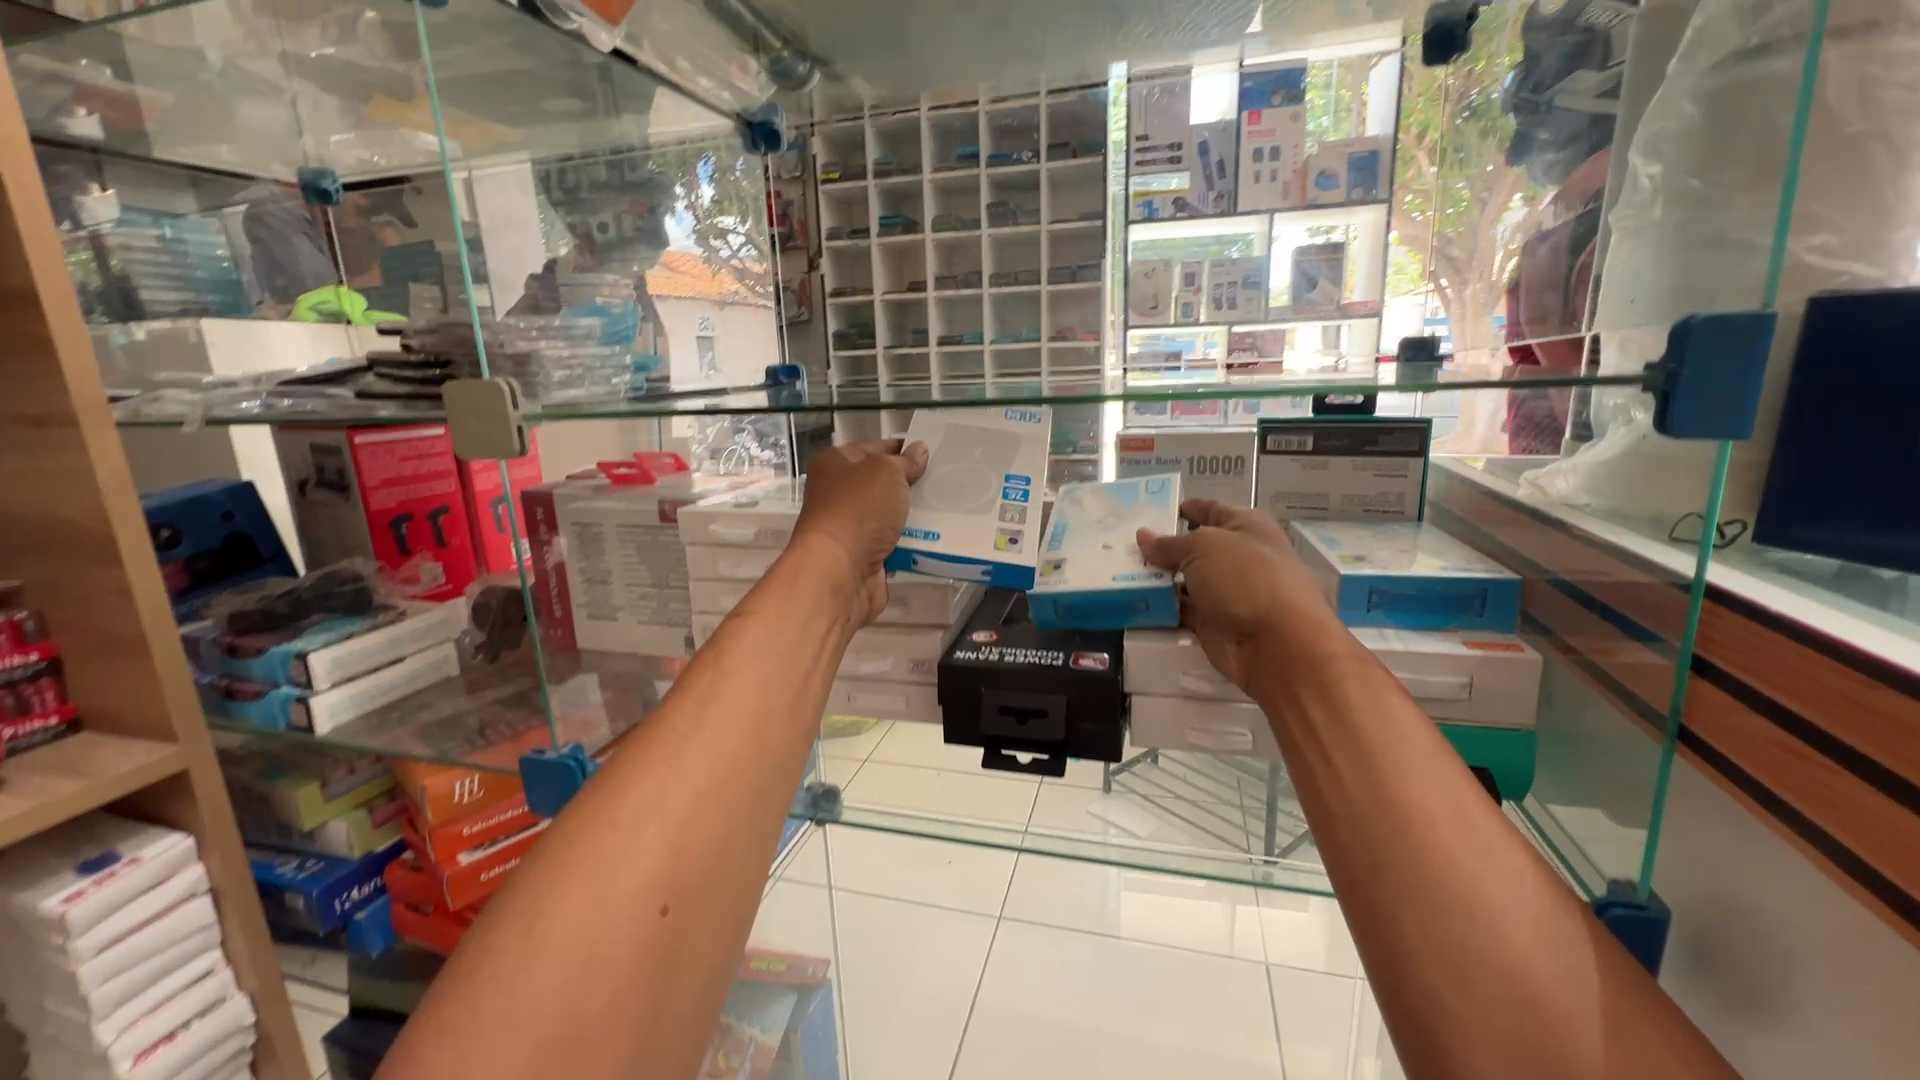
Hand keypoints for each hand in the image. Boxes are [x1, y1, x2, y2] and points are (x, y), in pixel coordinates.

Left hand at [790, 439, 928, 626]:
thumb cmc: (858, 509)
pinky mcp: (863, 557)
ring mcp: (850, 528)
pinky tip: (935, 537)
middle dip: (910, 485)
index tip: (931, 453)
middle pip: (880, 484)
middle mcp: (837, 494)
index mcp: (834, 464)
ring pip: (888, 516)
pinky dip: (910, 543)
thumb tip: (919, 449)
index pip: (872, 449)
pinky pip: (893, 544)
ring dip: (912, 516)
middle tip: (944, 481)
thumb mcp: (886, 472)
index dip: (901, 449)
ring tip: (946, 509)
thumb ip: (905, 461)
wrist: (840, 571)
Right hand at [1136, 499, 1346, 693]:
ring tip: (1121, 568)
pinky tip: (1133, 598)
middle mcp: (1239, 557)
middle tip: (1125, 541)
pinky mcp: (1214, 623)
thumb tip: (1143, 536)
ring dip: (1159, 576)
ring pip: (1186, 579)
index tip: (1157, 508)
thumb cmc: (1246, 579)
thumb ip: (1169, 544)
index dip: (1189, 508)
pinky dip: (1161, 605)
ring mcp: (1227, 592)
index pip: (1214, 510)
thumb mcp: (1202, 548)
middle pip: (1196, 547)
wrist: (1276, 644)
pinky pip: (1181, 609)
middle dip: (1165, 545)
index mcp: (1248, 527)